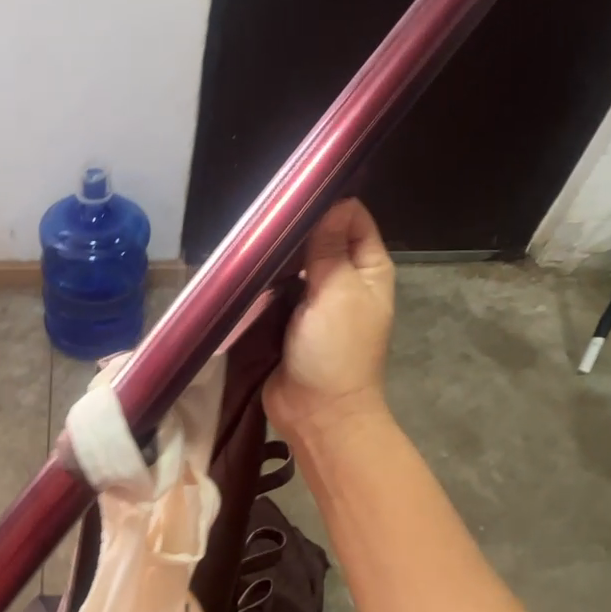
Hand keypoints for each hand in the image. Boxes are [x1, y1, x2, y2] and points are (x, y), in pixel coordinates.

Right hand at [265, 198, 395, 443]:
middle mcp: (344, 281)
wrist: (316, 413)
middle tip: (259, 223)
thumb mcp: (338, 291)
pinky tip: (241, 274)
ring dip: (273, 259)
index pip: (352, 219)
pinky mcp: (285, 322)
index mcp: (369, 269)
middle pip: (319, 240)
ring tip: (245, 246)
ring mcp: (314, 303)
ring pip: (292, 266)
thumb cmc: (336, 350)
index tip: (291, 198)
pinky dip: (261, 284)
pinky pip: (273, 292)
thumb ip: (330, 247)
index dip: (327, 204)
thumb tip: (333, 202)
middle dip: (293, 231)